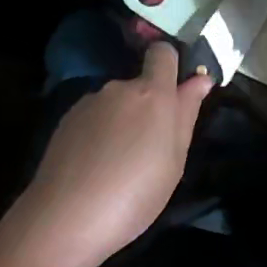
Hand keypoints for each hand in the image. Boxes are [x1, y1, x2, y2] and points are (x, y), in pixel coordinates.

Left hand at [0, 44, 210, 266]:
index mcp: (150, 93)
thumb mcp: (174, 160)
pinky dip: (98, 133)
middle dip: (147, 107)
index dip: (170, 66)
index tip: (177, 93)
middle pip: (138, 85)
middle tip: (150, 150)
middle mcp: (116, 88)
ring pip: (114, 104)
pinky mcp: (66, 119)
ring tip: (119, 165)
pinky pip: (93, 118)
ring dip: (121, 122)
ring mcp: (87, 102)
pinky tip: (94, 166)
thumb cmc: (135, 193)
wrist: (67, 214)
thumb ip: (185, 113)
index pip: (162, 53)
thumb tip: (199, 79)